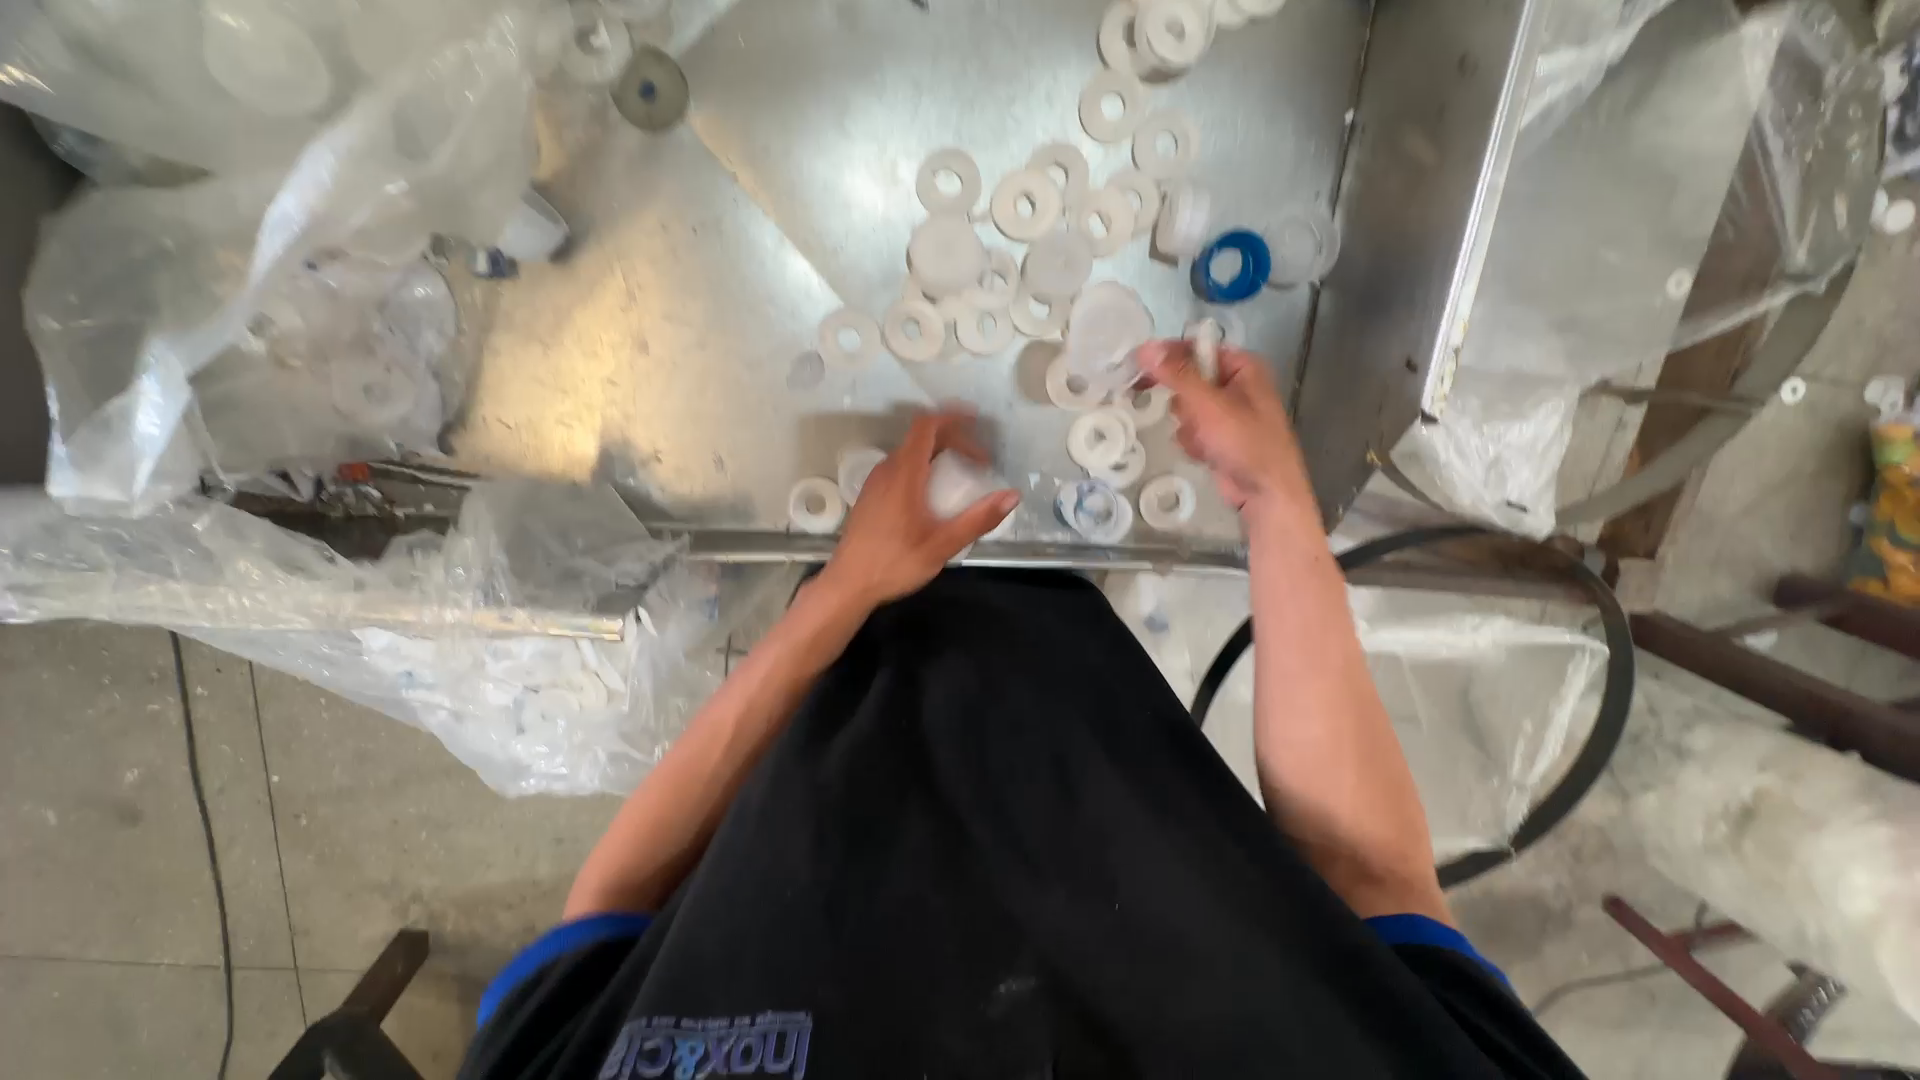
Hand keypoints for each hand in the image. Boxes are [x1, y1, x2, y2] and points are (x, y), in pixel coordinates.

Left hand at [816, 409, 1018, 609]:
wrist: (848, 585)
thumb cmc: (894, 563)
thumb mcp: (943, 545)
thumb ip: (978, 519)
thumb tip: (1012, 496)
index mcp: (904, 474)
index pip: (927, 426)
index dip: (952, 416)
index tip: (976, 421)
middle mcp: (886, 471)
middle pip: (921, 438)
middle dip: (953, 440)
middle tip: (979, 462)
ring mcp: (875, 483)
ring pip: (910, 455)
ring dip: (938, 457)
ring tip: (961, 479)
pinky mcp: (870, 497)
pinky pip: (900, 470)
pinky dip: (922, 470)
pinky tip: (934, 498)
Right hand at [1137, 339, 1318, 536]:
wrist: (1266, 492)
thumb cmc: (1244, 442)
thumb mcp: (1209, 404)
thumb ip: (1177, 375)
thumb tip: (1145, 347)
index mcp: (1243, 366)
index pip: (1196, 349)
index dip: (1167, 356)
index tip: (1137, 366)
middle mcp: (1237, 384)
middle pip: (1189, 378)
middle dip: (1182, 401)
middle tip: (1161, 405)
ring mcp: (1229, 412)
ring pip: (1187, 407)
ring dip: (1187, 424)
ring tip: (1201, 439)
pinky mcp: (1220, 436)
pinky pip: (1193, 429)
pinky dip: (1193, 441)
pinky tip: (1205, 454)